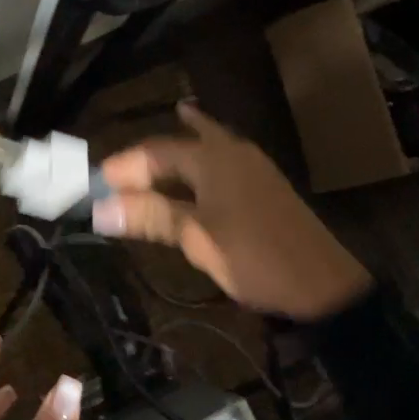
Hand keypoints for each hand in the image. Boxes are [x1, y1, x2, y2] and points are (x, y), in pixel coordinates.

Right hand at [94, 103, 371, 319]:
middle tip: (121, 168)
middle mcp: (232, 152)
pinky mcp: (265, 187)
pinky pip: (224, 160)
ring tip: (163, 134)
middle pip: (182, 143)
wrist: (322, 284)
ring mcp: (253, 168)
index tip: (96, 185)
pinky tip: (203, 166)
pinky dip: (205, 157)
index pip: (156, 152)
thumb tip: (101, 208)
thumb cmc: (253, 256)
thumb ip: (152, 216)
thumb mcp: (197, 238)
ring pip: (208, 146)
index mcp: (213, 158)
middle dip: (151, 154)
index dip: (124, 167)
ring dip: (181, 147)